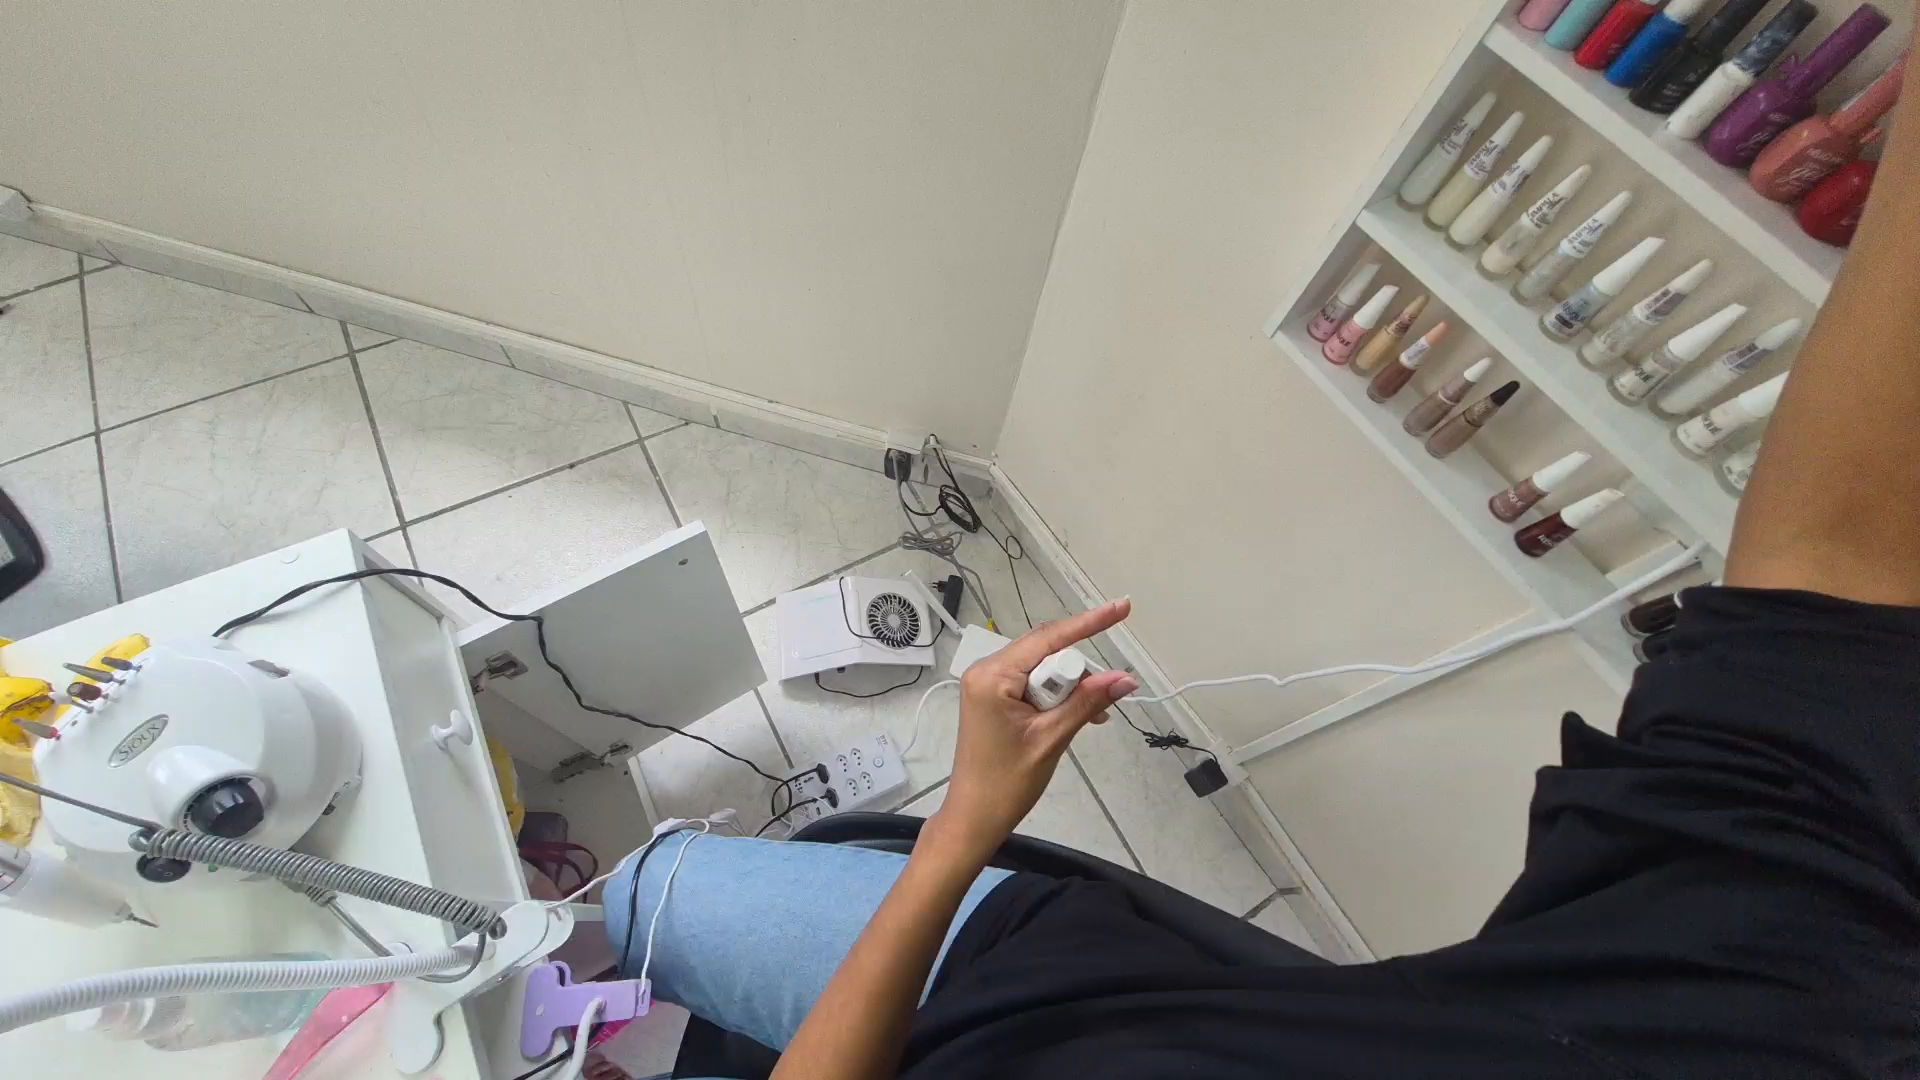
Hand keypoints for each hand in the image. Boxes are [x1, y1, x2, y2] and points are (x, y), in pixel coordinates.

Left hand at [930, 599, 1138, 856]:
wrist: (974, 817)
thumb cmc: (1007, 783)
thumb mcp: (1051, 739)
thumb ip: (1087, 702)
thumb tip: (1125, 677)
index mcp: (993, 676)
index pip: (1048, 638)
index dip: (1088, 622)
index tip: (1122, 607)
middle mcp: (986, 670)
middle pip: (1045, 652)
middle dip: (1078, 670)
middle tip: (1104, 697)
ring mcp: (987, 683)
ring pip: (1041, 667)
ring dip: (1069, 687)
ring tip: (1093, 716)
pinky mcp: (992, 698)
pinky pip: (1032, 683)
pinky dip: (1056, 696)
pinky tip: (1077, 715)